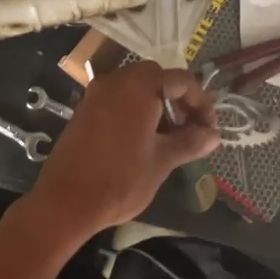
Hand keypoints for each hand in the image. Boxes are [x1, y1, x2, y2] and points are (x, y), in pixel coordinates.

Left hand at [20, 62, 219, 239]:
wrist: (65, 201)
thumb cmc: (120, 180)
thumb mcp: (161, 161)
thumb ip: (189, 142)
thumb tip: (214, 135)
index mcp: (138, 87)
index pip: (181, 80)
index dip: (201, 102)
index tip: (210, 129)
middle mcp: (116, 81)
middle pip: (157, 77)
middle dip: (178, 100)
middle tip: (190, 130)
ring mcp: (96, 94)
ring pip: (136, 86)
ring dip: (157, 104)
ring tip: (169, 138)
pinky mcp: (84, 109)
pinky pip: (118, 98)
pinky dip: (136, 109)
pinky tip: (143, 139)